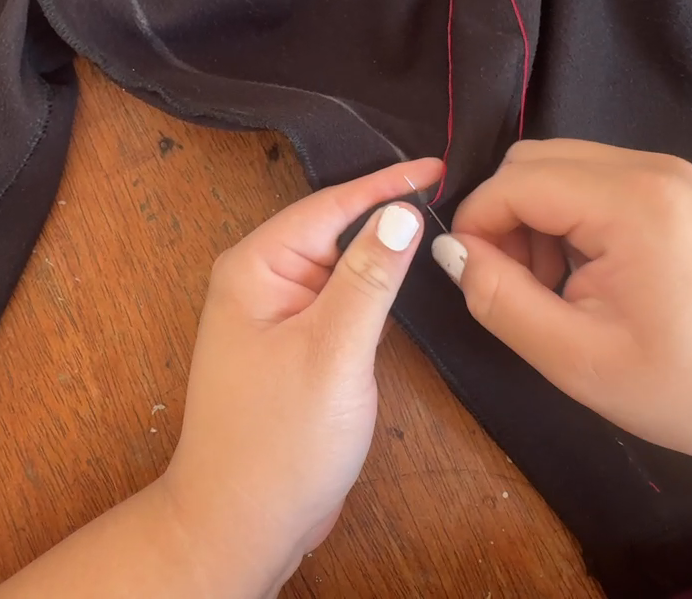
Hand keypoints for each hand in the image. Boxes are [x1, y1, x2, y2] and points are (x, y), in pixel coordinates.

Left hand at [159, 157, 442, 595]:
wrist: (243, 525)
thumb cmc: (280, 440)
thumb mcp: (332, 353)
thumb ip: (367, 279)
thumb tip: (400, 211)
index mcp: (256, 266)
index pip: (329, 206)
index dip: (385, 183)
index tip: (436, 165)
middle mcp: (262, 278)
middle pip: (334, 228)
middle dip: (386, 210)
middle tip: (448, 190)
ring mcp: (279, 311)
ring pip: (340, 262)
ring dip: (382, 247)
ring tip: (435, 219)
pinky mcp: (297, 340)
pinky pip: (339, 296)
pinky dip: (373, 283)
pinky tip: (402, 273)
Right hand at [434, 139, 691, 485]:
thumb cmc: (689, 391)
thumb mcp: (576, 360)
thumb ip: (499, 298)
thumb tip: (449, 250)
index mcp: (630, 202)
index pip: (513, 182)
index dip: (477, 225)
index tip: (475, 280)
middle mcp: (649, 167)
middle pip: (532, 161)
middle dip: (504, 216)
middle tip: (518, 283)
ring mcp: (668, 172)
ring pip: (557, 166)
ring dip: (533, 216)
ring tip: (553, 284)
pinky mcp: (675, 187)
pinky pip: (590, 179)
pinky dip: (566, 215)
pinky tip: (585, 270)